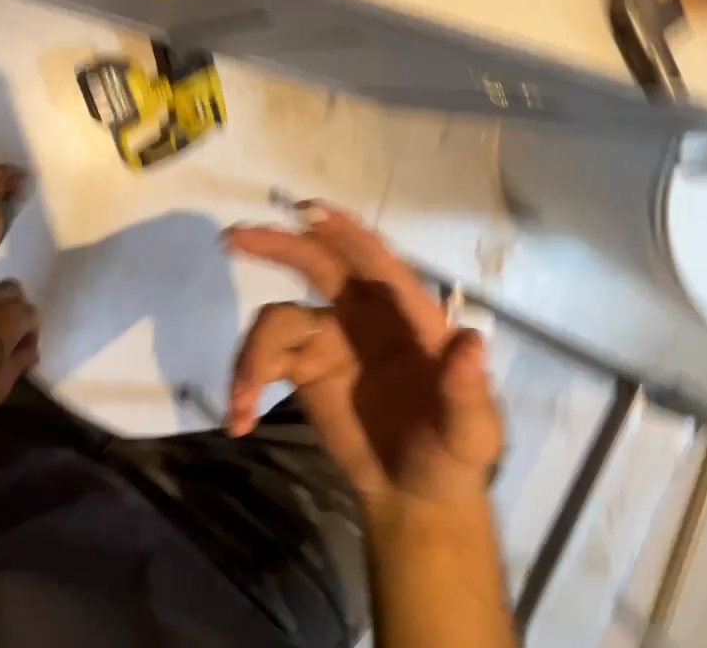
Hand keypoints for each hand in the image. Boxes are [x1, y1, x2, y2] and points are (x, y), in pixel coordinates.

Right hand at [225, 207, 500, 514]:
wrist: (409, 494)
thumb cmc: (450, 456)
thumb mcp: (472, 434)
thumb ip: (468, 393)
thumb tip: (469, 343)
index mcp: (407, 316)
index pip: (375, 261)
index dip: (343, 233)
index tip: (307, 211)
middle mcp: (361, 315)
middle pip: (316, 263)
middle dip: (277, 245)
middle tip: (233, 240)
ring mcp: (325, 339)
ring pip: (276, 320)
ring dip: (252, 356)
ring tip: (242, 398)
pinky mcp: (298, 368)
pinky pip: (261, 359)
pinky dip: (244, 383)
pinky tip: (240, 417)